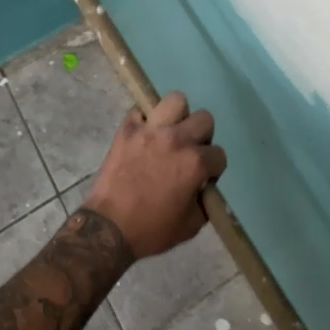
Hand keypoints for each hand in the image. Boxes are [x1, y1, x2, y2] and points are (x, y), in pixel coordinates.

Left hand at [81, 91, 227, 259]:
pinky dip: (145, 120)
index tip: (204, 178)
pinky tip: (144, 136)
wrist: (111, 226)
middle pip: (204, 118)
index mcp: (195, 163)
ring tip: (170, 133)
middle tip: (190, 151)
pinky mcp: (128, 128)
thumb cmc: (152, 229)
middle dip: (202, 136)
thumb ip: (205, 201)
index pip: (219, 154)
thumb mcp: (191, 225)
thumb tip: (205, 188)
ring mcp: (150, 129)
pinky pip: (142, 110)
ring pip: (175, 101)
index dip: (214, 169)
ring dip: (177, 116)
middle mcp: (177, 139)